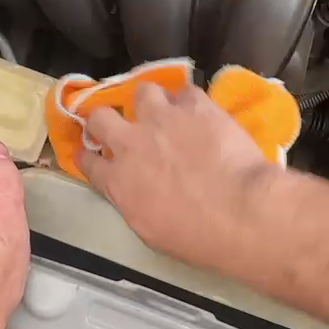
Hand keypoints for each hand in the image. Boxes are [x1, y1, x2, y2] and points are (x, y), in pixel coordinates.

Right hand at [79, 82, 279, 267]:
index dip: (88, 156)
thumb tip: (133, 191)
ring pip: (143, 92)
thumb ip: (132, 202)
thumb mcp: (150, 231)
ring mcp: (163, 118)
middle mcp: (132, 142)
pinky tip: (200, 113)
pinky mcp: (195, 105)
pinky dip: (189, 102)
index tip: (93, 155)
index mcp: (119, 180)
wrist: (239, 211)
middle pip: (100, 117)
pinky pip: (185, 92)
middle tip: (120, 126)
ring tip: (165, 112)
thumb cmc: (196, 236)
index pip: (88, 161)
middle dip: (105, 119)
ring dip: (150, 102)